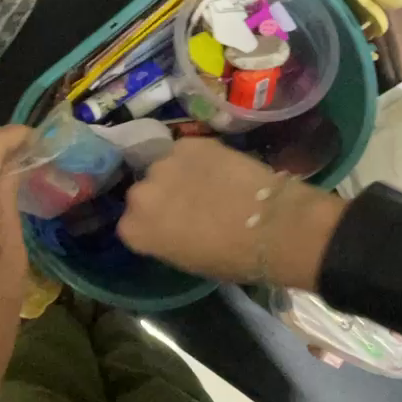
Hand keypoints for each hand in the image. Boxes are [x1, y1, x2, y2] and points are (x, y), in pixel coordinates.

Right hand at [118, 139, 345, 290]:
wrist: (271, 226)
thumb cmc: (231, 257)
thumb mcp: (186, 259)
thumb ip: (164, 238)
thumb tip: (170, 225)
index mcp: (134, 230)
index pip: (130, 224)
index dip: (151, 224)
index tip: (169, 228)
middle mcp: (140, 194)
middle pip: (143, 192)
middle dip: (161, 196)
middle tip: (188, 205)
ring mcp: (163, 164)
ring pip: (164, 168)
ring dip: (179, 175)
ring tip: (207, 183)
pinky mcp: (189, 143)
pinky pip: (186, 150)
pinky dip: (198, 158)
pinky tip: (220, 168)